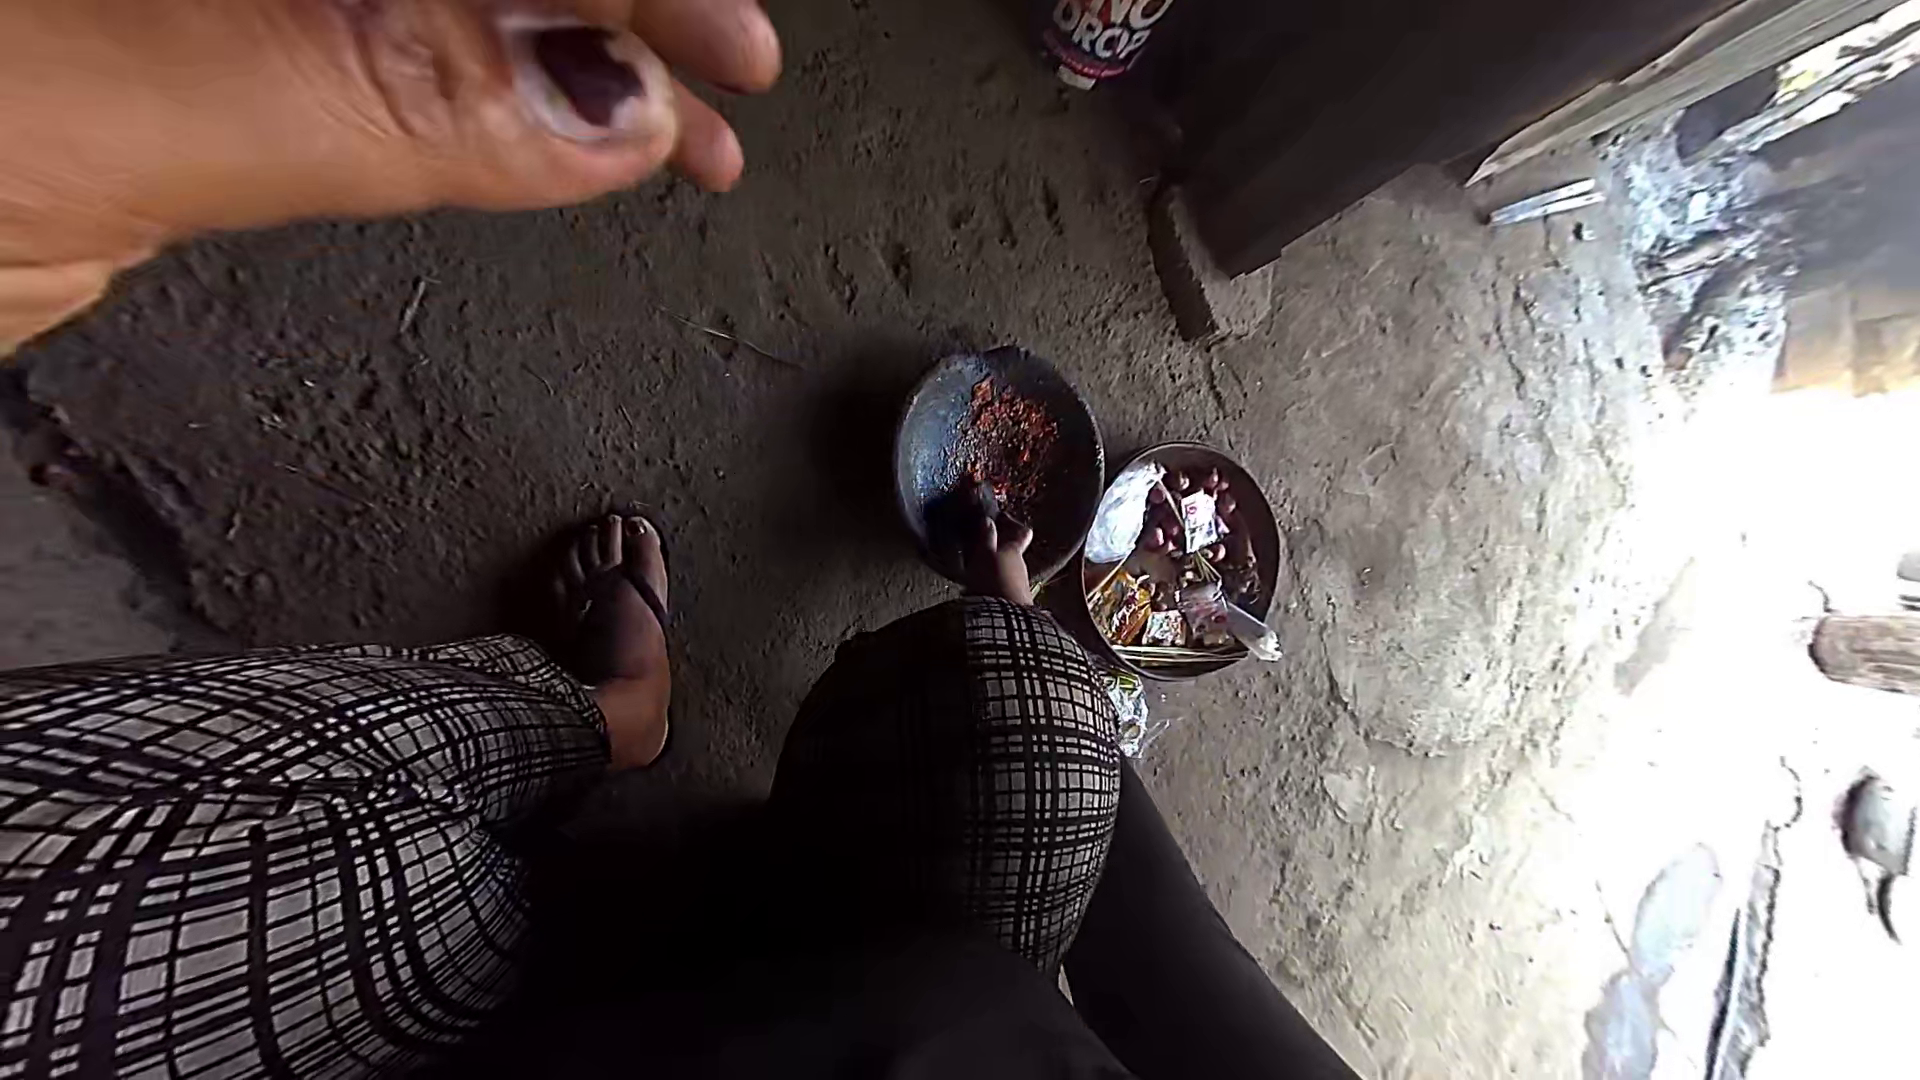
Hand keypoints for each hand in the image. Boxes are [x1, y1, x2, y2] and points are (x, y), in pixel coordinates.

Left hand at [0, 0, 780, 350]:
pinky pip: (385, 28)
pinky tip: (560, 126)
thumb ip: (356, 86)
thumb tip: (597, 111)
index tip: (734, 51)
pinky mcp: (160, 12)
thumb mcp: (34, 117)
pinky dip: (495, 80)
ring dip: (578, 48)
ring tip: (678, 130)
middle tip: (731, 81)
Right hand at [963, 505, 1036, 606]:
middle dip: (998, 547)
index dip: (1012, 524)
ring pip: (1007, 569)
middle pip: (1013, 551)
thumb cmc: (994, 581)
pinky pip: (1002, 585)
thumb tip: (989, 519)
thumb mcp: (984, 554)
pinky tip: (978, 588)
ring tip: (974, 569)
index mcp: (1014, 550)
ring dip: (993, 567)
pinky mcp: (1013, 602)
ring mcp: (1018, 584)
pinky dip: (992, 583)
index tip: (998, 520)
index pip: (1021, 532)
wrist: (1005, 620)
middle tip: (978, 544)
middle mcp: (1020, 565)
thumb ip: (986, 537)